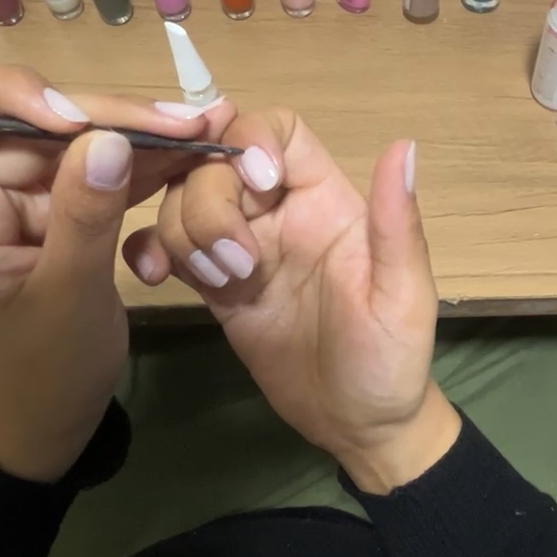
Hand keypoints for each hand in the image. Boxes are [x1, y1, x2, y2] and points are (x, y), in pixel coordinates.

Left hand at [0, 67, 234, 481]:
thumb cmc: (45, 371)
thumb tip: (108, 138)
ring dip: (136, 134)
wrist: (50, 419)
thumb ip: (86, 214)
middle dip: (107, 117)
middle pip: (29, 121)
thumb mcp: (70, 296)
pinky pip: (92, 171)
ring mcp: (12, 201)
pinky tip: (187, 154)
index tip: (82, 120)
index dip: (12, 96)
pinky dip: (139, 163)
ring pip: (70, 141)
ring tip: (201, 132)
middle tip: (186, 123)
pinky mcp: (50, 212)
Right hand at [122, 111, 458, 493]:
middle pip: (216, 162)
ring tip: (217, 283)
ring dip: (183, 230)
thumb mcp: (402, 294)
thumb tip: (405, 145)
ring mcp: (243, 249)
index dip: (252, 141)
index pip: (279, 132)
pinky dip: (150, 249)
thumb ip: (397, 223)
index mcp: (327, 201)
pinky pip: (169, 247)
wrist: (357, 424)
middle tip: (236, 265)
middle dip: (210, 201)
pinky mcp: (215, 287)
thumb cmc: (390, 359)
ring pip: (184, 200)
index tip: (256, 189)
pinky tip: (160, 278)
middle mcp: (280, 214)